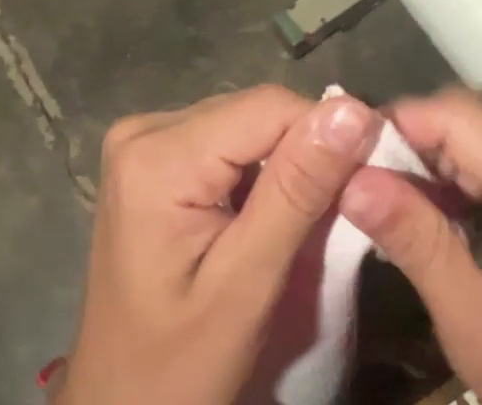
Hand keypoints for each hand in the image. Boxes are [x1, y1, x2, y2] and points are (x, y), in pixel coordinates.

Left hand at [54, 86, 381, 404]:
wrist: (117, 400)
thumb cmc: (179, 362)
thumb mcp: (246, 285)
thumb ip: (296, 191)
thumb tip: (352, 110)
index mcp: (158, 155)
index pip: (270, 107)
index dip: (327, 138)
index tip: (364, 188)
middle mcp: (144, 128)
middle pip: (255, 112)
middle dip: (304, 155)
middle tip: (333, 219)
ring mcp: (142, 140)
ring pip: (245, 124)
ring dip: (283, 166)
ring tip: (298, 225)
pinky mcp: (150, 158)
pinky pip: (224, 143)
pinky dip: (256, 174)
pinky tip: (261, 218)